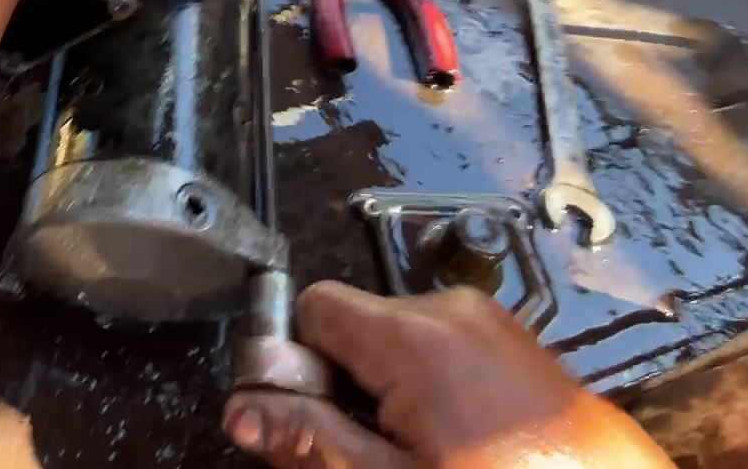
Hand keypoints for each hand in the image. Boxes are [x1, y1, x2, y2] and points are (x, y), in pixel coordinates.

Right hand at [224, 283, 673, 468]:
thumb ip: (311, 438)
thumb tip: (240, 410)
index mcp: (415, 337)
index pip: (314, 305)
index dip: (306, 358)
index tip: (325, 408)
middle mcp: (448, 307)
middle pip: (354, 318)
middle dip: (352, 374)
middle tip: (386, 442)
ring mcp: (483, 314)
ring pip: (393, 328)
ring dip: (391, 375)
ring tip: (431, 440)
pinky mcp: (507, 327)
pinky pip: (437, 333)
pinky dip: (429, 371)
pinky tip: (460, 426)